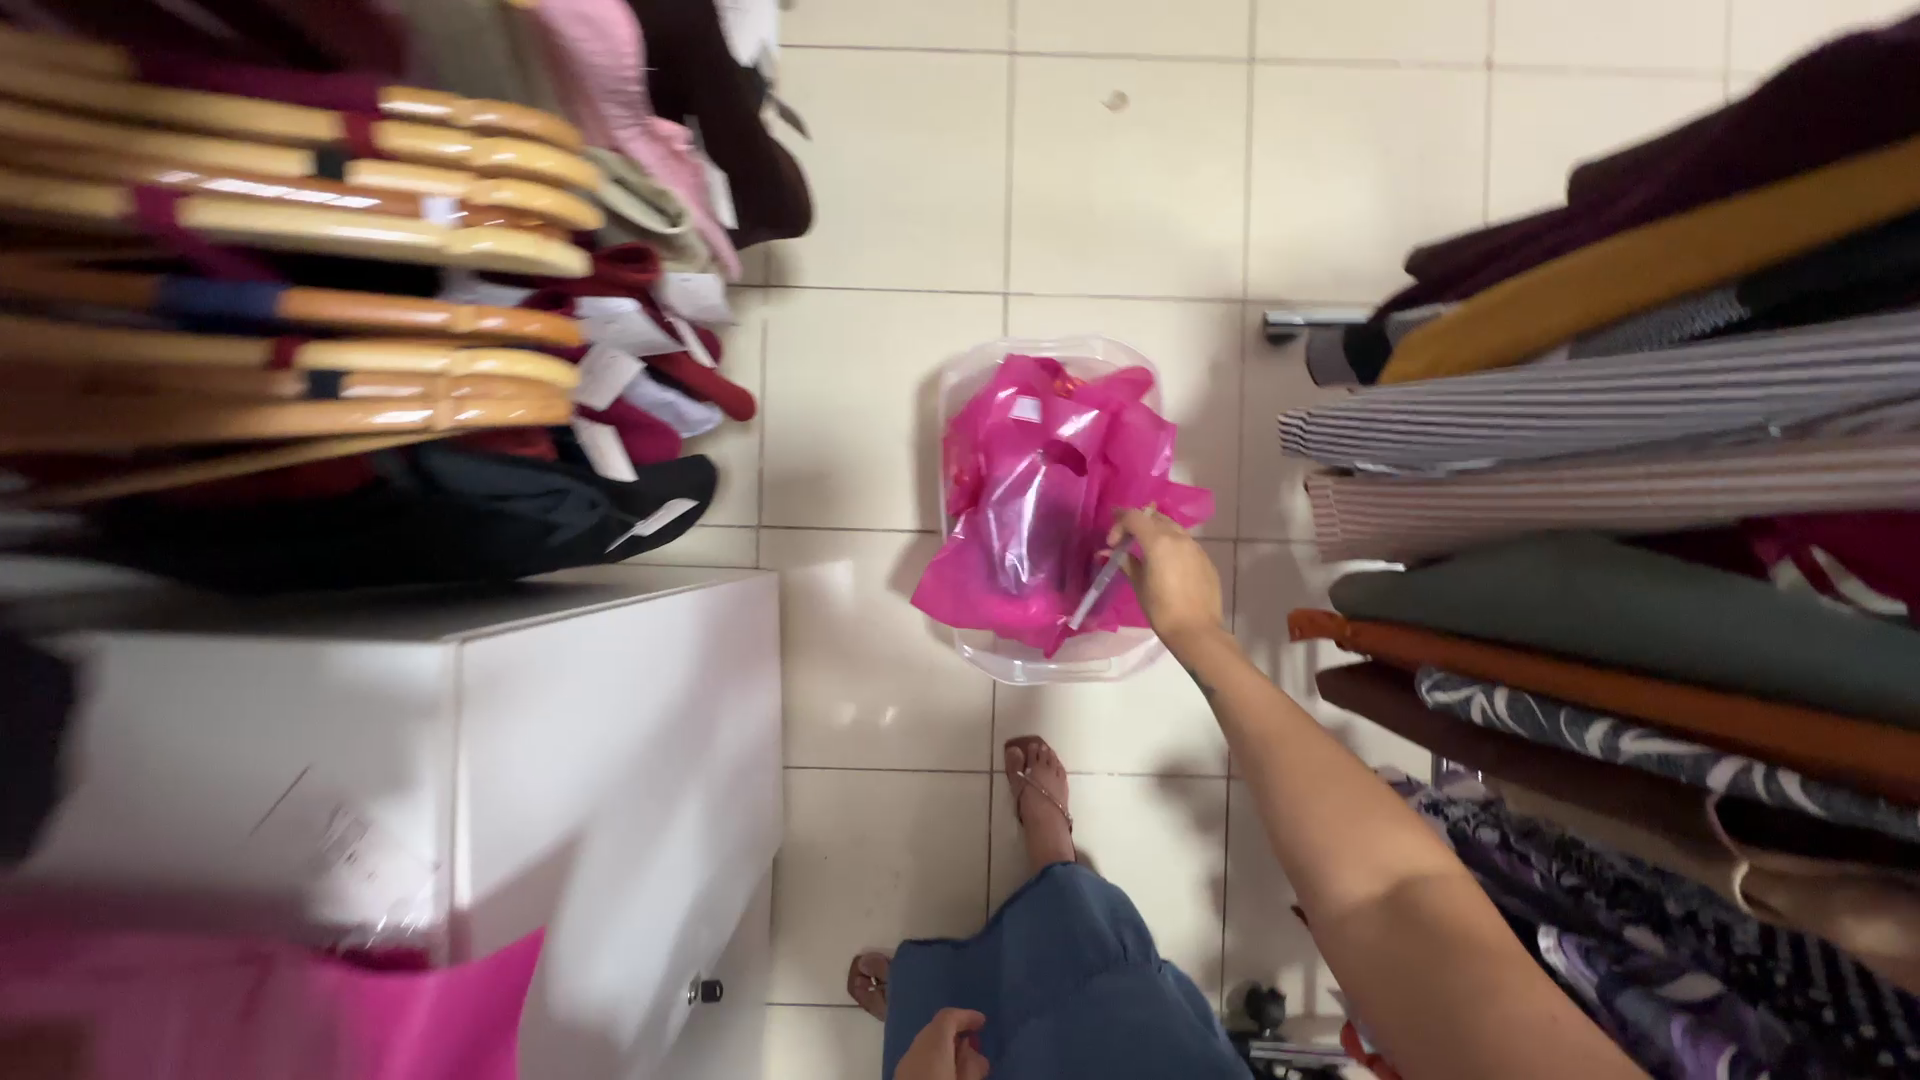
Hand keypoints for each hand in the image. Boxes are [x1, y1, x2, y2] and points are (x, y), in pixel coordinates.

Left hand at [895, 1008, 990, 1079]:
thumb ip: (972, 1066)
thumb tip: (976, 1054)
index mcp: (932, 1043)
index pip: (948, 1016)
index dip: (967, 1015)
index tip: (983, 1022)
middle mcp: (914, 1047)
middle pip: (935, 1028)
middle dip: (956, 1032)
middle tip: (975, 1041)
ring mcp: (903, 1063)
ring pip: (926, 1044)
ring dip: (944, 1047)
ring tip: (963, 1061)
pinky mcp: (899, 1076)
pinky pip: (919, 1058)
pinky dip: (934, 1058)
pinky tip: (945, 1072)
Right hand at [1109, 507, 1224, 651]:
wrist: (1196, 629)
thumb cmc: (1161, 609)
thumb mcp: (1139, 584)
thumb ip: (1125, 562)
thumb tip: (1108, 553)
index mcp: (1159, 541)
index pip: (1134, 517)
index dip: (1118, 524)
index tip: (1112, 543)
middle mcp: (1179, 537)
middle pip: (1154, 517)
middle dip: (1137, 523)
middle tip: (1126, 540)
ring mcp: (1196, 547)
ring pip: (1172, 527)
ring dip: (1156, 532)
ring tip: (1146, 550)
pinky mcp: (1205, 558)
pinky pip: (1185, 543)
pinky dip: (1172, 545)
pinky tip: (1167, 564)